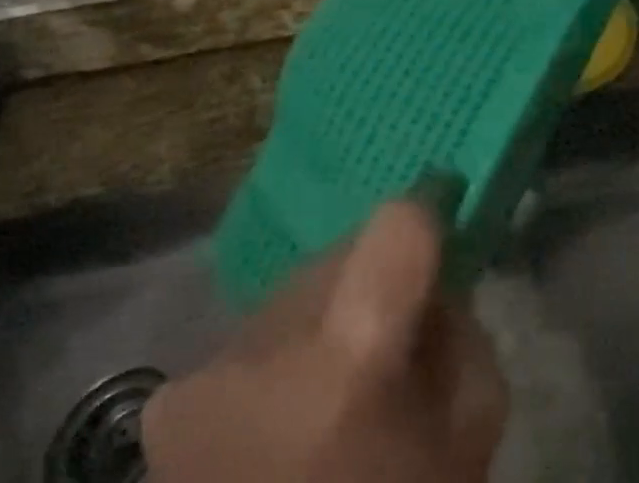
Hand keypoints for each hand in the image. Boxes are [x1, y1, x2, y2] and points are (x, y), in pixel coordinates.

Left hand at [142, 201, 508, 482]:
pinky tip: (292, 405)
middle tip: (403, 316)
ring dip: (331, 309)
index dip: (429, 206)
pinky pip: (255, 336)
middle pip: (342, 252)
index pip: (393, 226)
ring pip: (296, 290)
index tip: (448, 204)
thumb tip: (434, 282)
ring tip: (342, 374)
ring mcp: (206, 371)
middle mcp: (265, 346)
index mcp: (349, 362)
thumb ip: (463, 337)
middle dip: (380, 270)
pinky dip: (286, 350)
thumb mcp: (470, 433)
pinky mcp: (168, 400)